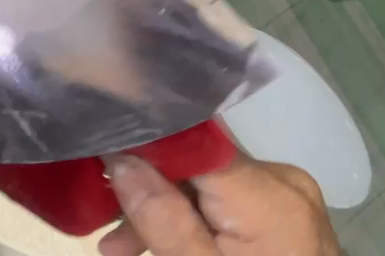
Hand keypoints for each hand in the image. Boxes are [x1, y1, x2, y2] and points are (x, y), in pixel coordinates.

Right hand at [99, 151, 337, 255]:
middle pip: (194, 165)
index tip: (98, 150)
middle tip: (102, 226)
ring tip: (116, 248)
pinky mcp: (284, 221)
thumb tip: (119, 157)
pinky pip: (223, 206)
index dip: (141, 139)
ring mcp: (287, 202)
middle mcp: (283, 184)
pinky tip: (155, 248)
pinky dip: (191, 224)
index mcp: (269, 196)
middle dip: (144, 188)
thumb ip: (162, 221)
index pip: (191, 140)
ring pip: (204, 187)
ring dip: (161, 211)